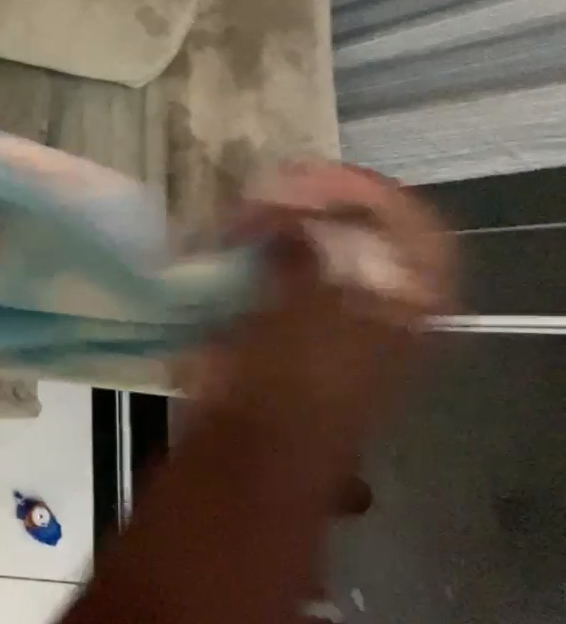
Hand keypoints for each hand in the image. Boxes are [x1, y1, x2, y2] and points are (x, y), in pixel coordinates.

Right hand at [194, 163, 455, 442]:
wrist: (251, 449)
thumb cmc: (288, 383)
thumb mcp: (303, 310)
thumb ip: (303, 249)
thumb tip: (287, 198)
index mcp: (405, 302)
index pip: (410, 226)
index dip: (362, 191)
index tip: (297, 174)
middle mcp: (377, 306)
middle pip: (358, 234)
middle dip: (307, 205)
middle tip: (254, 193)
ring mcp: (329, 318)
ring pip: (311, 253)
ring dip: (273, 229)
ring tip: (228, 217)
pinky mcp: (282, 330)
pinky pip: (272, 275)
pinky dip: (248, 256)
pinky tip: (214, 251)